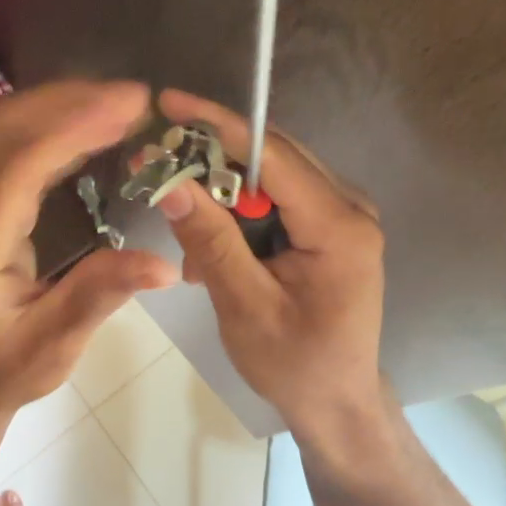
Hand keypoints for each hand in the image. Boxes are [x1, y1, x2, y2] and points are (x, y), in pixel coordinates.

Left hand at [0, 82, 178, 421]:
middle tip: (133, 97)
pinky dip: (55, 125)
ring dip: (60, 105)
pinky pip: (15, 145)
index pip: (20, 165)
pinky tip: (95, 127)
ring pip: (6, 128)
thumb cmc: (3, 368)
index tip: (128, 107)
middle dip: (67, 101)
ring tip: (121, 104)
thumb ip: (97, 298)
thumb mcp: (53, 347)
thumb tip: (164, 264)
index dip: (72, 128)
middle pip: (5, 128)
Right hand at [152, 89, 386, 436]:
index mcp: (339, 227)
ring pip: (270, 174)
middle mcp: (348, 207)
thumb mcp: (243, 305)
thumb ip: (210, 239)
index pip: (273, 155)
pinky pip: (275, 197)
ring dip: (220, 193)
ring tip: (185, 235)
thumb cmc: (294, 364)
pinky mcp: (328, 226)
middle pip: (271, 155)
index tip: (169, 102)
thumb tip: (168, 182)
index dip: (218, 124)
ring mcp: (341, 214)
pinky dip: (236, 213)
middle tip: (156, 159)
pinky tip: (210, 253)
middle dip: (210, 155)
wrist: (338, 403)